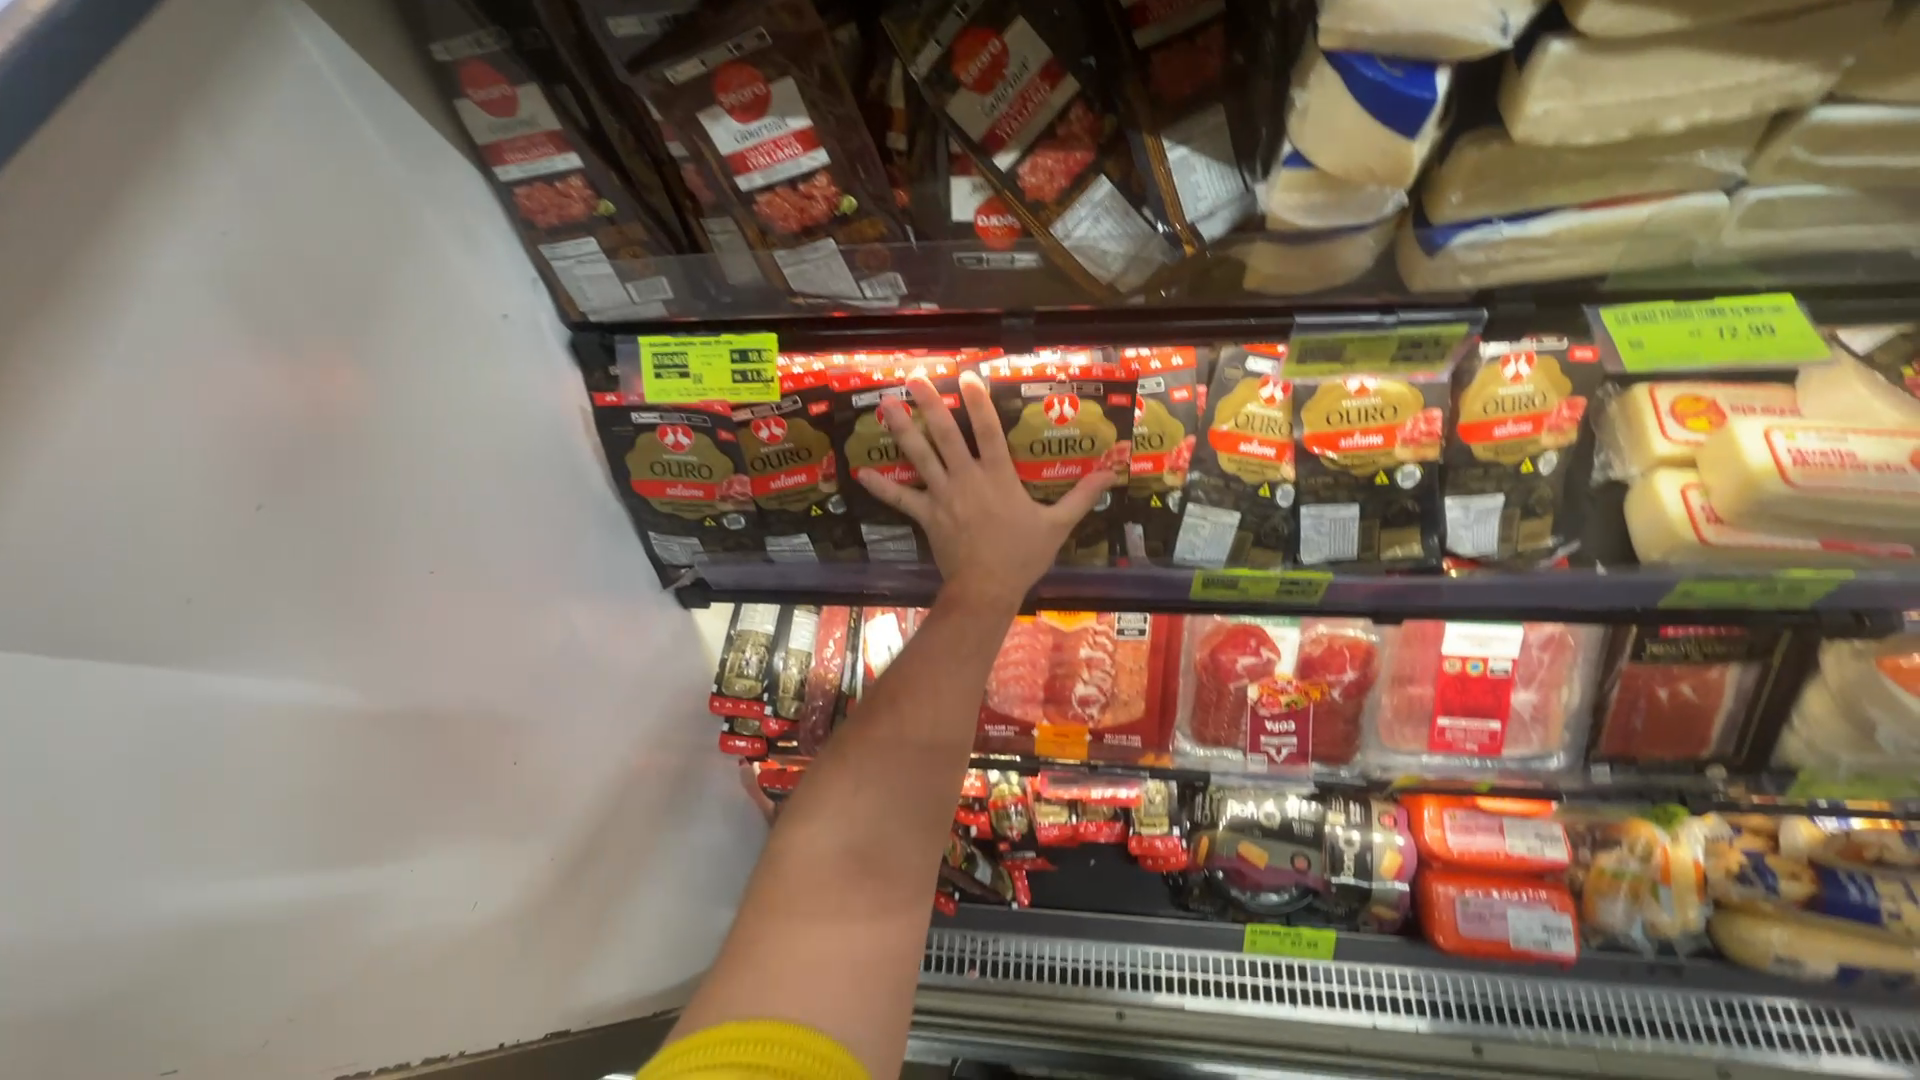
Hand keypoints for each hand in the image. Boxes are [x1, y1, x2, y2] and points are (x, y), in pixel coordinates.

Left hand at [853, 370, 1112, 613]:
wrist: (987, 589)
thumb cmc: (1023, 556)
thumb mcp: (1058, 525)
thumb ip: (1082, 495)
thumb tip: (1112, 471)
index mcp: (999, 476)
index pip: (990, 431)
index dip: (978, 402)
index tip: (967, 375)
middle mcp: (967, 479)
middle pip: (946, 435)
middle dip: (930, 404)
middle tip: (914, 377)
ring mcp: (943, 496)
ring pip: (920, 456)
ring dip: (902, 430)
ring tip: (885, 405)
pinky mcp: (927, 515)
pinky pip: (902, 498)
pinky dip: (882, 486)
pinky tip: (861, 473)